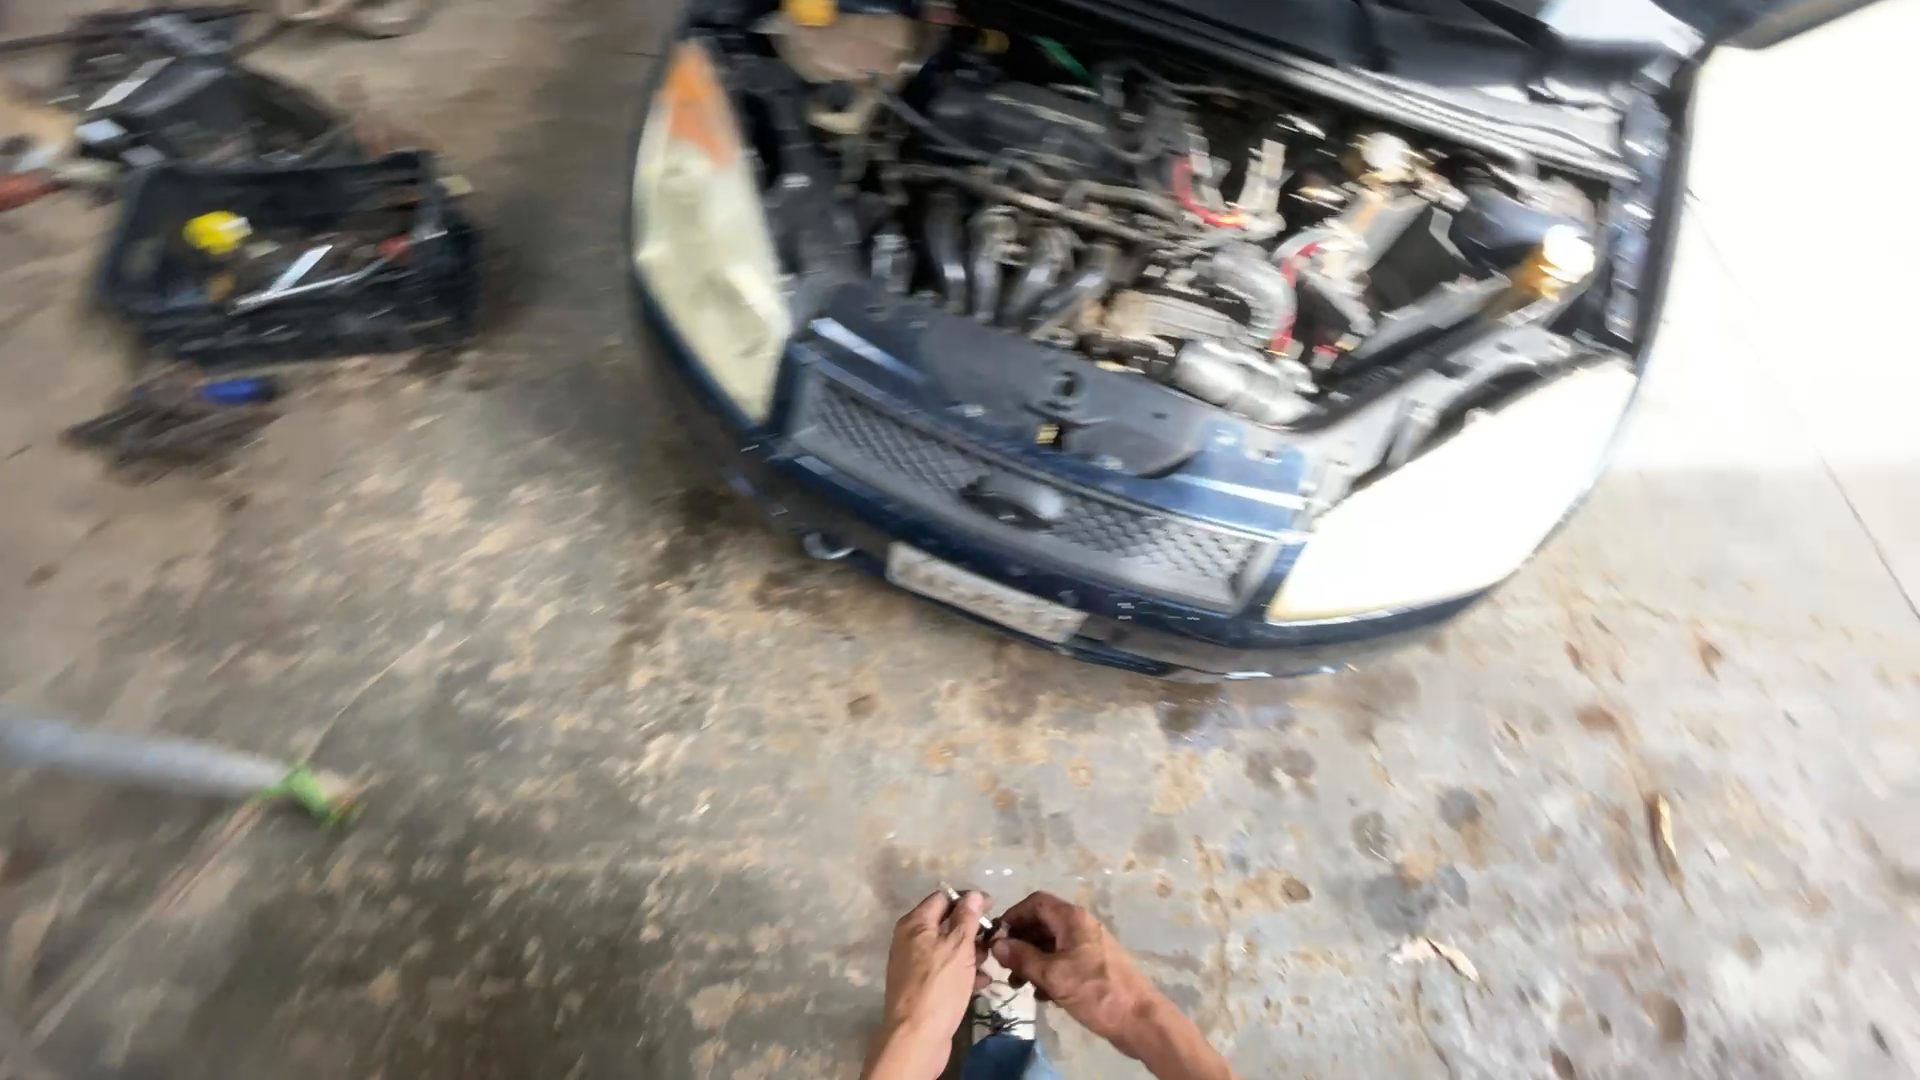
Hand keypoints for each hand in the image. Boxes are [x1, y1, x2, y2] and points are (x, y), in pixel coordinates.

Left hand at [862, 889, 990, 1079]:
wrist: (916, 1040)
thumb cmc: (938, 986)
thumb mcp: (958, 947)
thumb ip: (967, 918)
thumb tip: (973, 894)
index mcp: (915, 923)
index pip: (943, 898)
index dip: (968, 899)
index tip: (992, 908)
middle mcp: (911, 940)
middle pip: (945, 923)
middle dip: (972, 929)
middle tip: (995, 936)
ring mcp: (915, 965)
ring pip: (947, 948)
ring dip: (971, 951)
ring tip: (992, 959)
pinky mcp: (922, 987)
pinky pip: (945, 971)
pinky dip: (963, 972)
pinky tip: (983, 980)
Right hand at [989, 891, 1158, 1053]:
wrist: (1139, 1019)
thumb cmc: (1095, 990)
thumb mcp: (1053, 975)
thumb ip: (1022, 958)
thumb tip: (996, 944)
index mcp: (1071, 918)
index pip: (1035, 902)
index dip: (1014, 915)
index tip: (997, 937)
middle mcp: (1080, 925)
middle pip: (1042, 922)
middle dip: (1021, 941)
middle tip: (1004, 964)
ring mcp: (1088, 945)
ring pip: (1052, 943)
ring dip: (1032, 959)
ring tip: (1019, 983)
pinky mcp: (1094, 965)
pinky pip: (1064, 959)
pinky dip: (1049, 971)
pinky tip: (1041, 993)